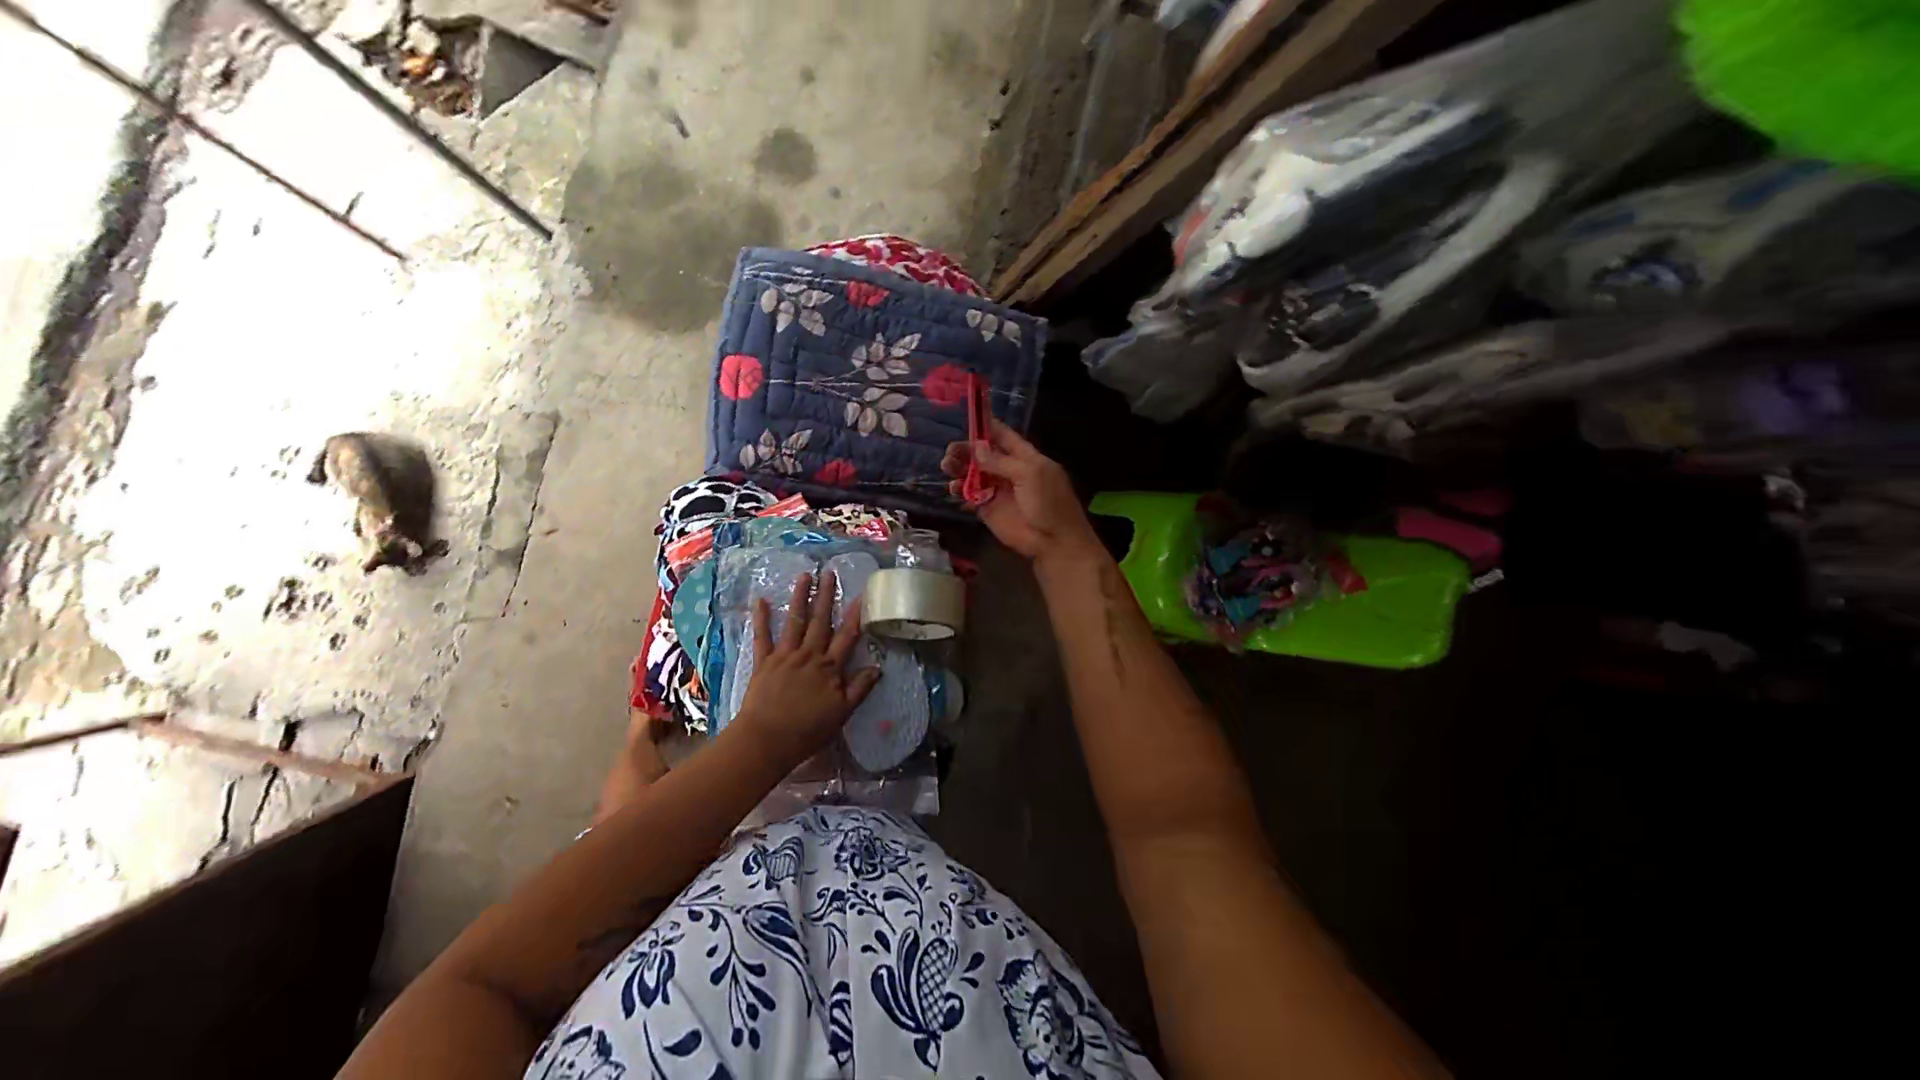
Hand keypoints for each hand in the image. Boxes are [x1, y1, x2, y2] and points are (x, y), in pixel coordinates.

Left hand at [730, 571, 881, 766]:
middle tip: (830, 573)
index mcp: (829, 668)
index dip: (855, 616)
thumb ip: (859, 689)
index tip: (860, 595)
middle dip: (826, 596)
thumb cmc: (808, 731)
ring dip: (800, 598)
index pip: (846, 636)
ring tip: (804, 576)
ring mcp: (785, 656)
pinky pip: (762, 636)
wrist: (767, 739)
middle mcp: (809, 655)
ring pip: (795, 621)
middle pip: (820, 621)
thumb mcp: (842, 713)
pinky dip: (761, 618)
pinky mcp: (763, 662)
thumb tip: (877, 668)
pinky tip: (761, 600)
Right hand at [942, 418, 1104, 566]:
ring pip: (972, 473)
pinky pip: (969, 495)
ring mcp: (997, 489)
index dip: (986, 426)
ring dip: (959, 468)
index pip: (1002, 435)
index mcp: (1024, 456)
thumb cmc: (1049, 502)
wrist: (1053, 540)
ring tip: (947, 467)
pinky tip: (953, 489)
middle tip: (950, 452)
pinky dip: (959, 490)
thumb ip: (1001, 461)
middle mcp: (1008, 469)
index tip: (967, 417)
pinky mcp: (987, 508)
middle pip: (982, 454)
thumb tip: (976, 447)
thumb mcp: (1030, 474)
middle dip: (965, 450)